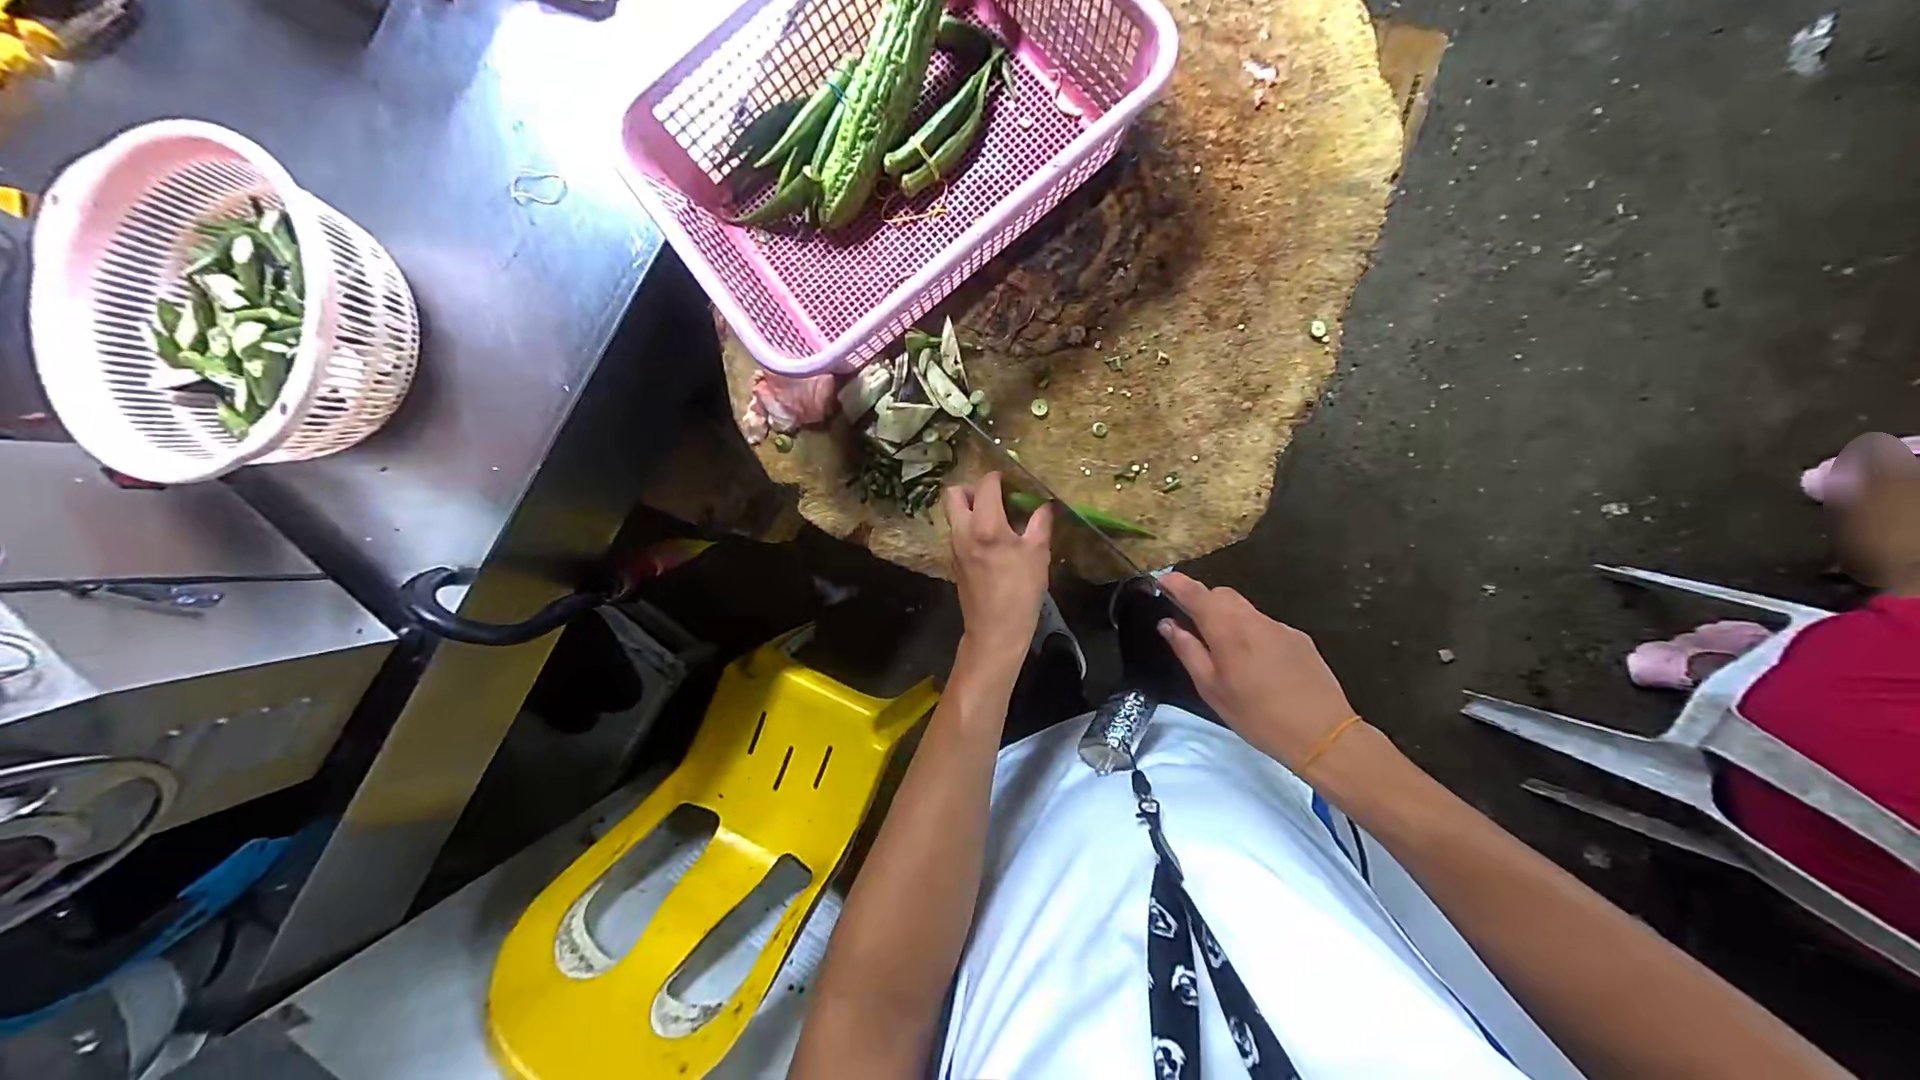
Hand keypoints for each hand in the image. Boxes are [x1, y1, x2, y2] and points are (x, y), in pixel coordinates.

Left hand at [943, 472, 1052, 657]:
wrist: (995, 630)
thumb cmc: (1020, 591)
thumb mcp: (1038, 554)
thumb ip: (1040, 523)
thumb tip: (1045, 505)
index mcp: (985, 524)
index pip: (985, 485)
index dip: (999, 478)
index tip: (1012, 482)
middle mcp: (963, 531)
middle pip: (954, 494)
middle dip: (973, 489)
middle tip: (996, 498)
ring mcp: (954, 547)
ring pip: (953, 514)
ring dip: (971, 508)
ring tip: (997, 519)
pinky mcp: (954, 562)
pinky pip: (957, 532)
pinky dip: (970, 527)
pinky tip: (992, 541)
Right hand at [1157, 572, 1356, 769]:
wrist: (1322, 733)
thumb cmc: (1257, 716)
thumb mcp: (1211, 689)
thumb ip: (1187, 651)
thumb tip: (1168, 624)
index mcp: (1228, 631)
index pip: (1197, 594)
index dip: (1178, 583)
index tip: (1163, 580)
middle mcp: (1254, 620)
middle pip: (1223, 595)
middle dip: (1203, 600)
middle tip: (1189, 622)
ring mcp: (1280, 627)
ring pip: (1245, 609)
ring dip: (1227, 617)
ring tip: (1222, 650)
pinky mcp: (1299, 638)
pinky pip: (1265, 625)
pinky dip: (1250, 632)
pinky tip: (1255, 663)